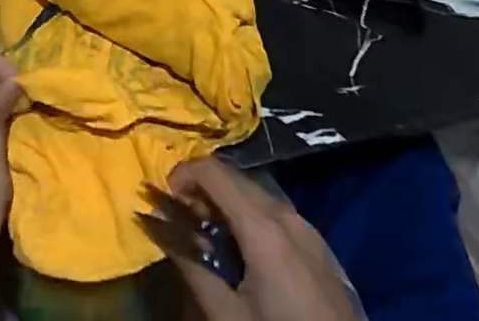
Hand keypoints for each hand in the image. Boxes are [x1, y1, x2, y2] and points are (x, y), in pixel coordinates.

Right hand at [165, 159, 359, 320]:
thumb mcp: (228, 317)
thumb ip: (193, 268)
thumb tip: (161, 230)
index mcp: (263, 226)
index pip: (214, 172)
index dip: (183, 175)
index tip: (163, 199)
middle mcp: (286, 213)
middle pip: (235, 179)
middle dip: (202, 190)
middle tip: (180, 221)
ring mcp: (306, 226)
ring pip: (255, 195)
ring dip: (226, 204)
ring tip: (208, 236)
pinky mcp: (318, 244)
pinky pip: (275, 214)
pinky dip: (249, 217)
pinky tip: (242, 251)